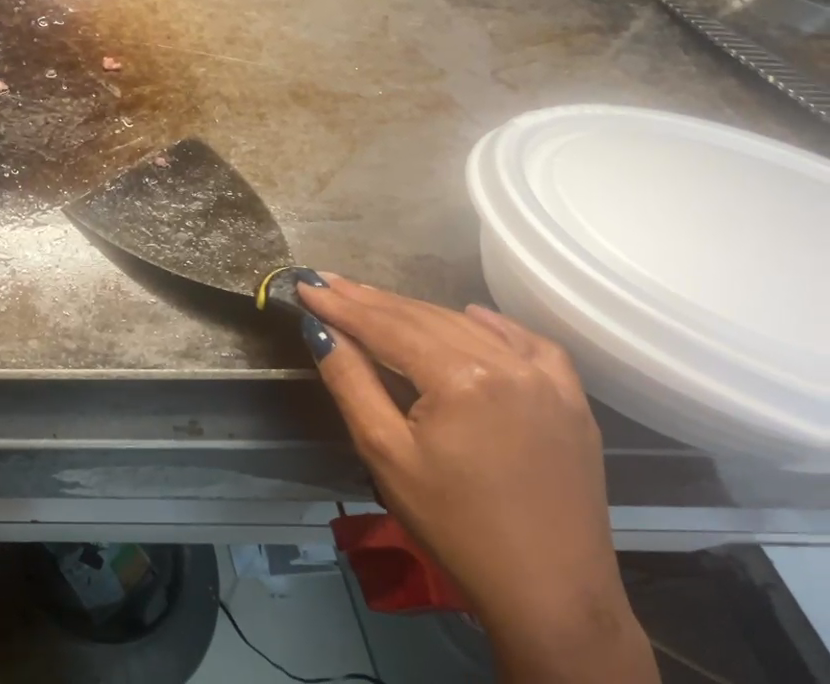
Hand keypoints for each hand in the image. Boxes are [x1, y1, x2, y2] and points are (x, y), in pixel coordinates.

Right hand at [297, 276, 656, 683]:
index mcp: (462, 378)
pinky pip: (528, 345)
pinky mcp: (571, 402)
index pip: (386, 326)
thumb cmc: (453, 524)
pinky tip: (469, 316)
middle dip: (371, 301)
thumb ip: (350, 380)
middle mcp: (510, 365)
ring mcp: (548, 381)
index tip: (304, 284)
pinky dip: (490, 326)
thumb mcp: (384, 452)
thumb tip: (320, 328)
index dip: (340, 305)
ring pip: (468, 327)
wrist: (550, 592)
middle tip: (327, 283)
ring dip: (417, 312)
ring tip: (373, 300)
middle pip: (425, 319)